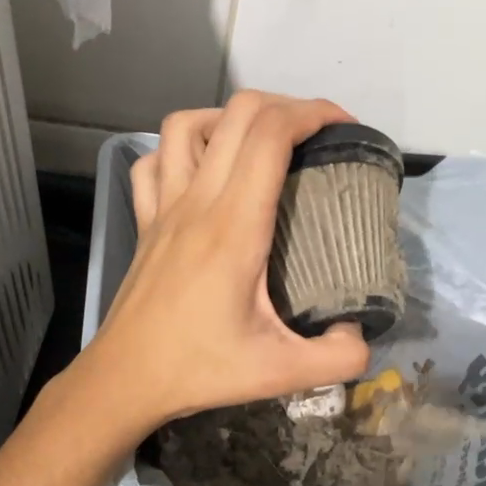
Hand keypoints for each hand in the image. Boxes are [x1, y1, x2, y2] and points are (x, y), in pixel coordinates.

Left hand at [71, 92, 372, 429]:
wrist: (125, 379)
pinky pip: (153, 162)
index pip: (271, 134)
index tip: (343, 127)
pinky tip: (200, 172)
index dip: (313, 113)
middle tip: (315, 136)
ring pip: (186, 125)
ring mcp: (163, 209)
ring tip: (258, 143)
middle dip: (286, 106)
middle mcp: (196, 203)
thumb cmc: (198, 371)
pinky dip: (179, 151)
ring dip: (228, 118)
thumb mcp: (280, 374)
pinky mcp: (144, 224)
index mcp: (234, 227)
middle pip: (237, 113)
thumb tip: (361, 334)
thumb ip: (337, 358)